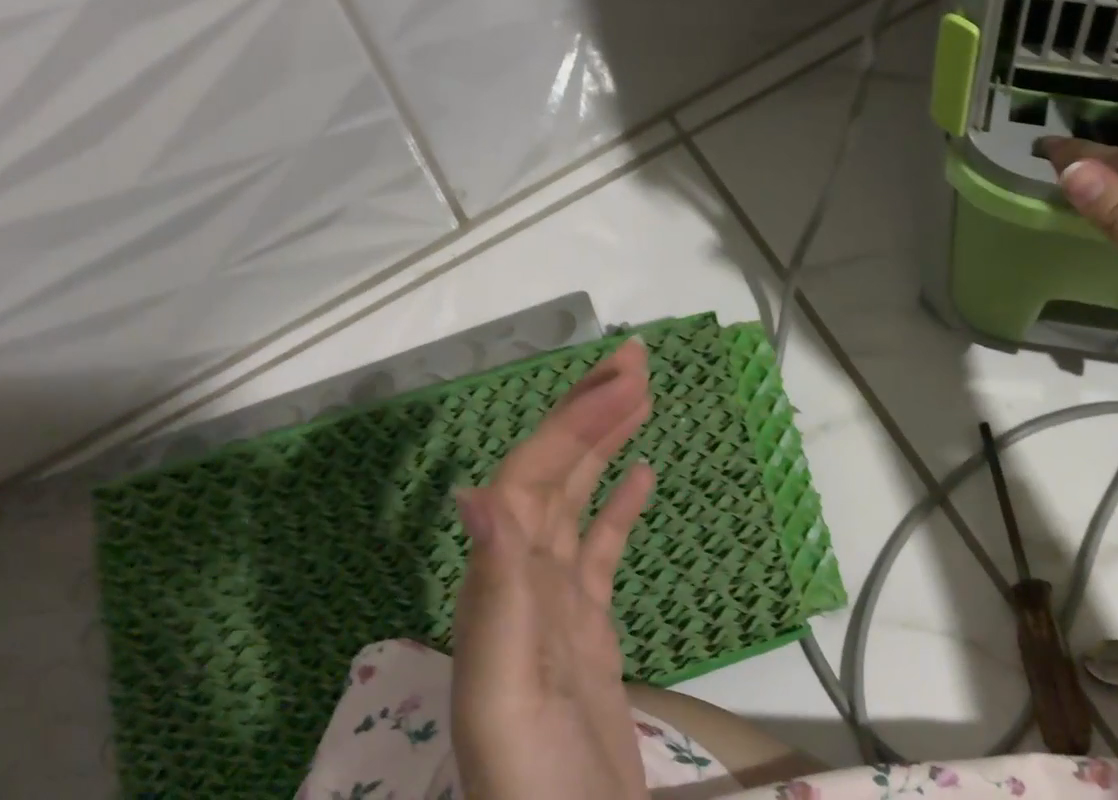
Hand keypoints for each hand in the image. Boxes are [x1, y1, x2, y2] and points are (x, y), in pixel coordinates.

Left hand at [451, 339, 656, 799]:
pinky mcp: (587, 631)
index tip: (626, 379)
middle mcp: (520, 584)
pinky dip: (618, 505)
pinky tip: (640, 475)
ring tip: (639, 397)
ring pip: (576, 504)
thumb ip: (493, 598)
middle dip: (588, 414)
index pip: (531, 480)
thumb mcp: (508, 695)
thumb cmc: (537, 781)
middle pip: (550, 478)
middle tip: (634, 359)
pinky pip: (599, 549)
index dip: (573, 425)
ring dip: (602, 446)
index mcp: (500, 588)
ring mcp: (555, 607)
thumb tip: (478, 493)